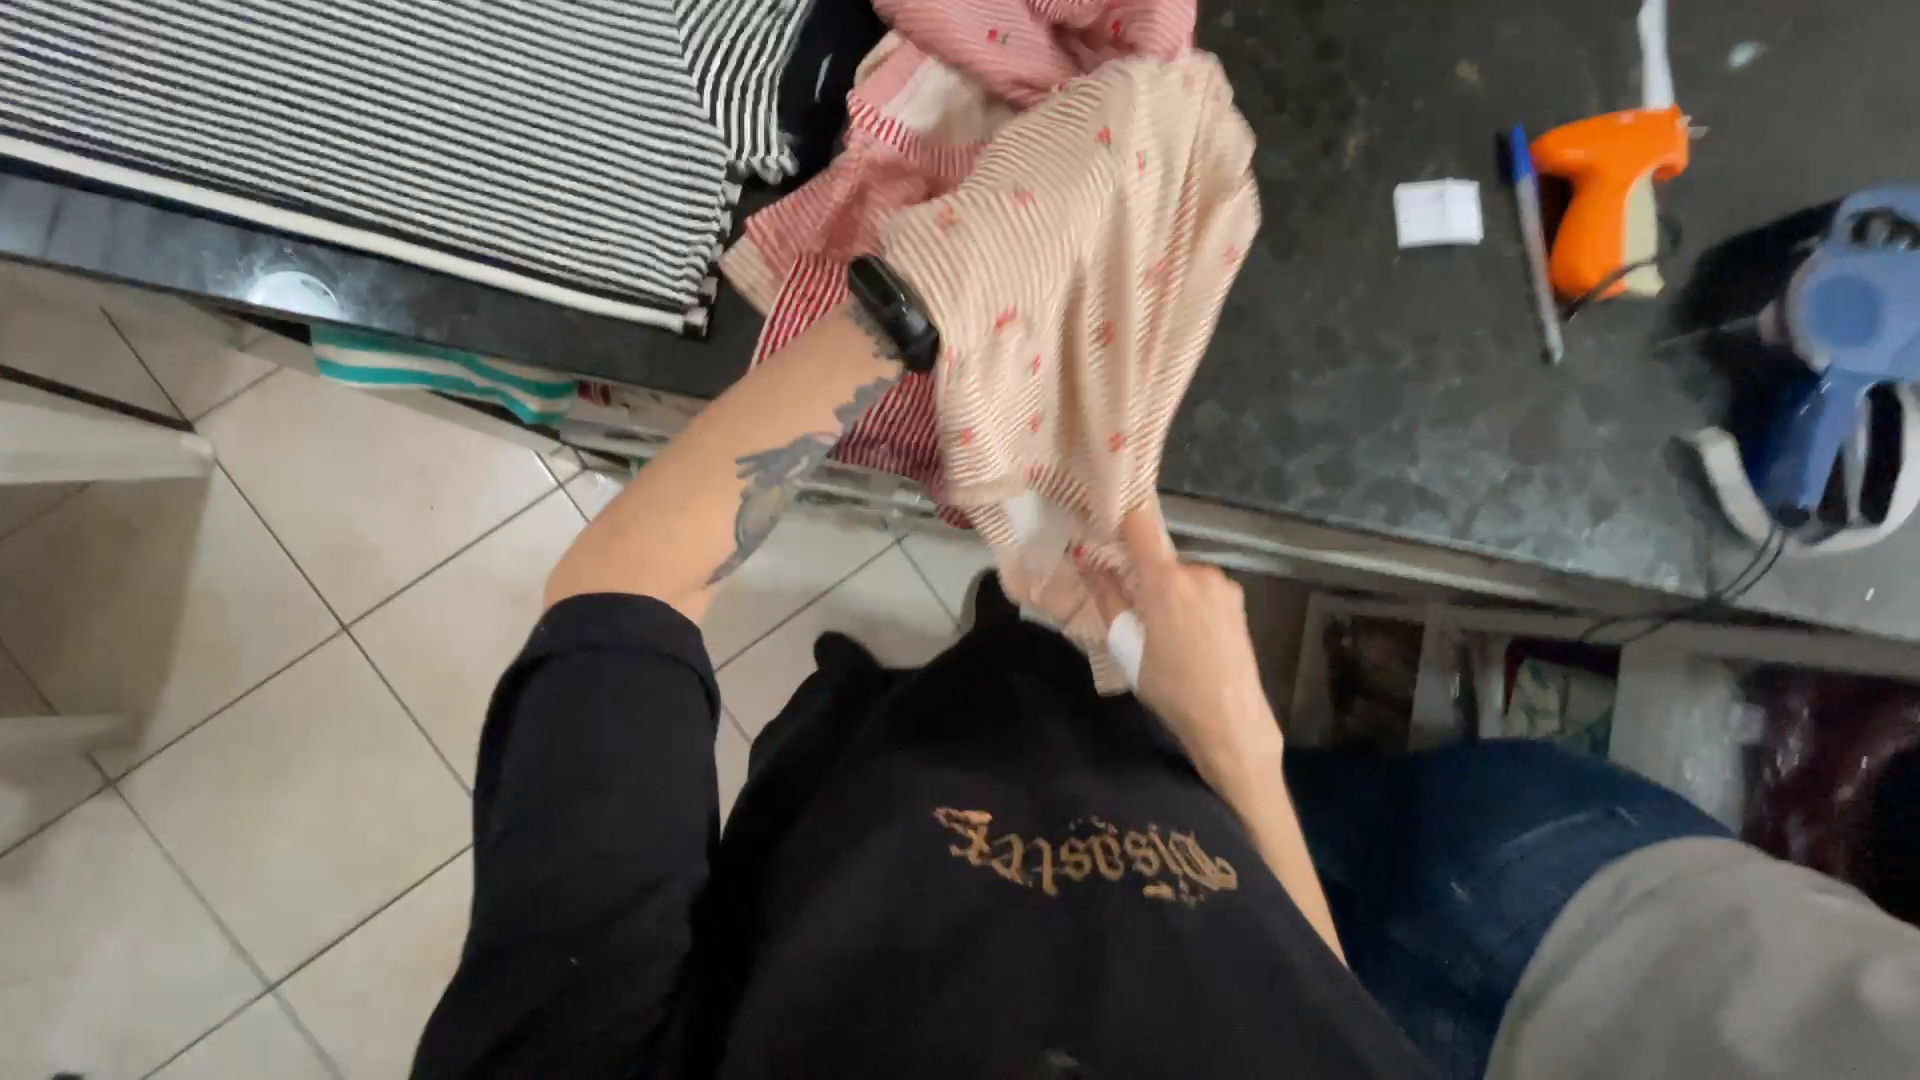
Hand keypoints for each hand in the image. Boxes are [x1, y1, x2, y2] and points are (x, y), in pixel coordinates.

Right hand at [1093, 500, 1283, 796]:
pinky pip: (1201, 590)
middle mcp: (1198, 572)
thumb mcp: (1125, 644)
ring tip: (1161, 634)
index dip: (1120, 516)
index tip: (1102, 520)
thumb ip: (1107, 596)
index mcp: (1166, 579)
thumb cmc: (1169, 685)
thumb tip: (1087, 561)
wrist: (1229, 719)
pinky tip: (1187, 638)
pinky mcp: (1237, 602)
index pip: (1140, 525)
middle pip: (1159, 557)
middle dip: (1141, 574)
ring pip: (1181, 576)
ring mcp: (1223, 585)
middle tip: (1130, 609)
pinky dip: (1187, 603)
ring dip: (1166, 592)